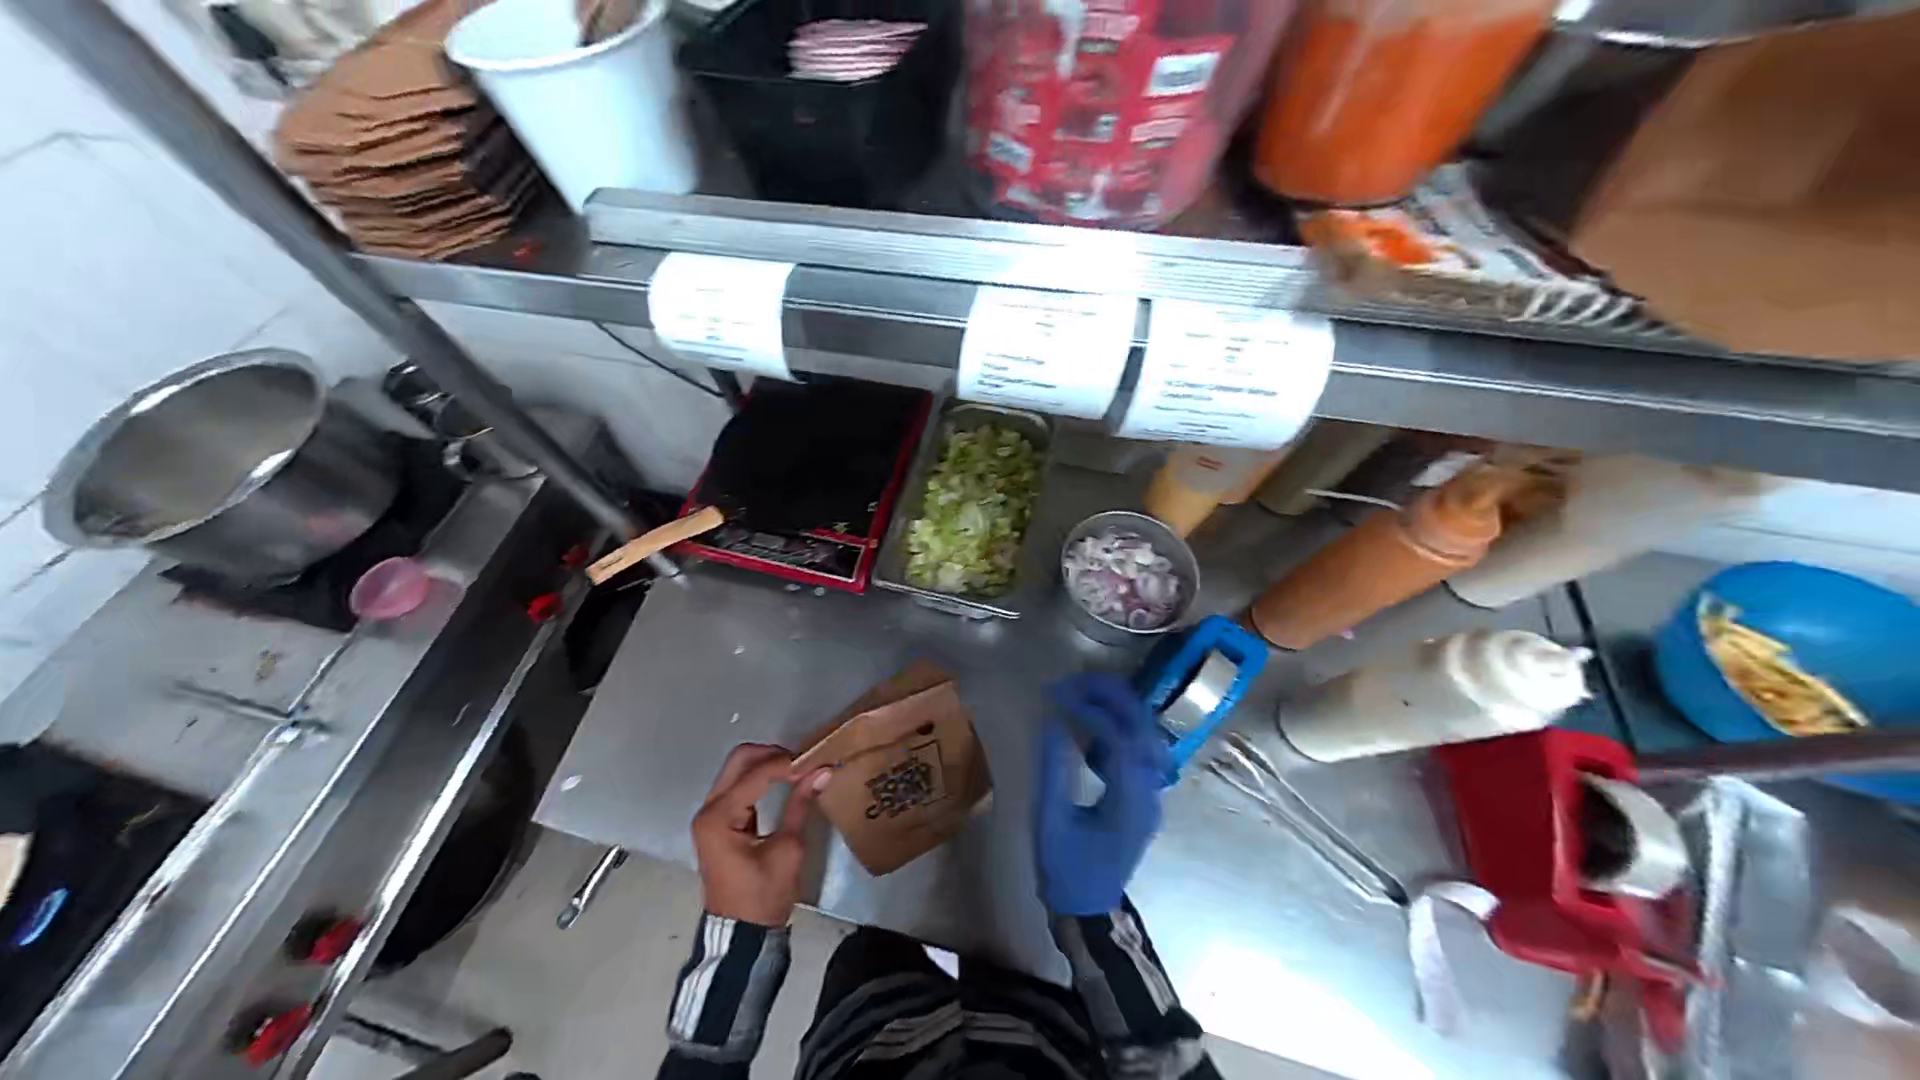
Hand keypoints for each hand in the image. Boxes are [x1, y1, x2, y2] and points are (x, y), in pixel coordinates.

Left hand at [691, 743, 832, 926]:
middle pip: (739, 760)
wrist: (740, 935)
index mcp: (719, 818)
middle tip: (804, 761)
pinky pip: (737, 785)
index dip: (788, 764)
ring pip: (736, 768)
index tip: (817, 761)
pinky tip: (783, 780)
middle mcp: (708, 809)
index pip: (756, 774)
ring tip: (798, 769)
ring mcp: (709, 814)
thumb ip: (800, 804)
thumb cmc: (763, 896)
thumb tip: (822, 771)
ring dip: (766, 763)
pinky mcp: (717, 821)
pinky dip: (759, 777)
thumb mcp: (787, 849)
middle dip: (772, 754)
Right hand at [1035, 673, 1169, 915]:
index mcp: (1130, 800)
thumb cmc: (1066, 867)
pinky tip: (1092, 725)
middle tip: (1072, 682)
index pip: (1120, 739)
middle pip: (1141, 728)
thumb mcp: (1050, 819)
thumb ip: (1052, 769)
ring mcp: (1152, 794)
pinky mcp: (1144, 796)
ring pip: (1145, 735)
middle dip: (1110, 697)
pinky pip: (1139, 749)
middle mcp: (1150, 792)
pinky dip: (1118, 728)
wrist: (1089, 909)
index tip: (1060, 697)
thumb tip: (1050, 723)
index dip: (1091, 711)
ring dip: (1116, 708)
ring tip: (1081, 693)